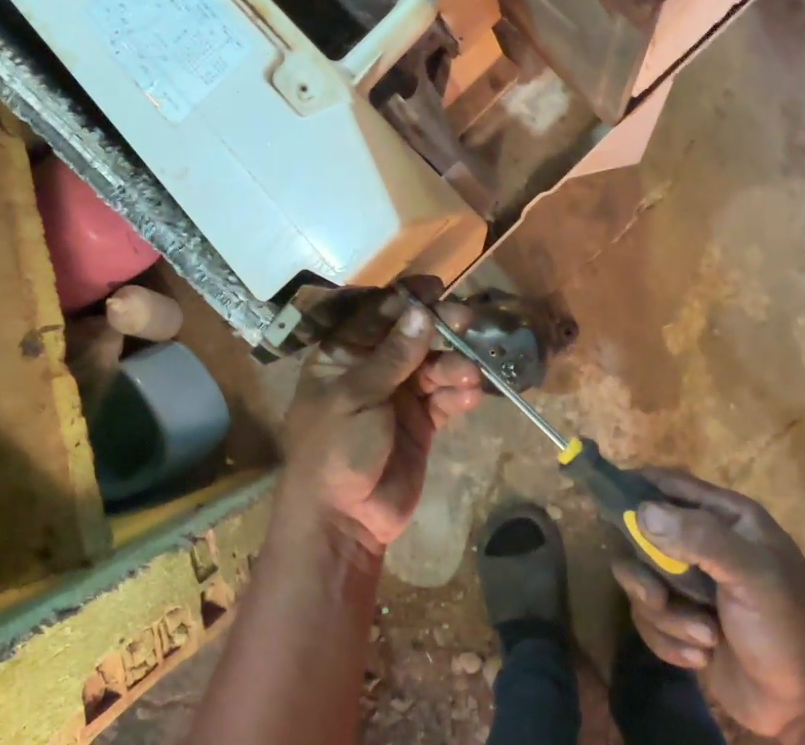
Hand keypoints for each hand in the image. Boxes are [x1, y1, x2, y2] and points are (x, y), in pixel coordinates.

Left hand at [278, 292, 482, 551]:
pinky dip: (459, 394)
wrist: (342, 518)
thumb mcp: (356, 397)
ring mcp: (398, 397)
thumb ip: (392, 356)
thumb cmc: (334, 448)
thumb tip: (421, 313)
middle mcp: (372, 370)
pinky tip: (470, 396)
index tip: (435, 287)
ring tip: (468, 375)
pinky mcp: (422, 424)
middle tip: (466, 320)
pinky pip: (445, 398)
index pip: (375, 316)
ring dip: (453, 365)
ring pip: (432, 366)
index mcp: (342, 356)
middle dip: (438, 327)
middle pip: (411, 337)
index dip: (404, 299)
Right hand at [611, 470, 804, 740]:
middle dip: (647, 574)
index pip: (667, 484)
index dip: (633, 486)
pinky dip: (670, 642)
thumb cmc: (789, 628)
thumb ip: (700, 537)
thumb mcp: (753, 576)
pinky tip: (702, 656)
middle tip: (660, 596)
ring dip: (667, 617)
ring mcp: (690, 585)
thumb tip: (640, 512)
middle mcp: (703, 545)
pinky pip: (647, 620)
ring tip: (705, 637)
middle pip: (640, 538)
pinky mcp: (681, 622)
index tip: (600, 497)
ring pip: (640, 584)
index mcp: (726, 518)